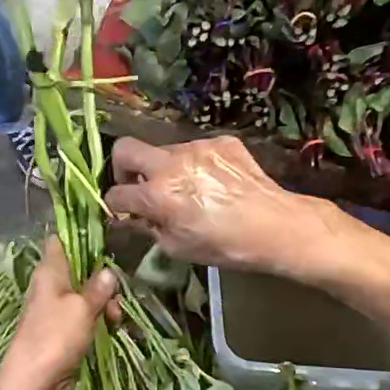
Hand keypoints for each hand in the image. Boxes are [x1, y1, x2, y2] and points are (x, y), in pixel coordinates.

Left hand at [0, 238, 118, 389]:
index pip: (61, 240)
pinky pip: (83, 318)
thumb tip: (108, 271)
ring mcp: (54, 310)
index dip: (82, 236)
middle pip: (79, 270)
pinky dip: (97, 321)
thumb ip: (97, 288)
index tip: (109, 240)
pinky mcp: (60, 332)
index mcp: (49, 271)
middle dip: (103, 279)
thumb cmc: (55, 337)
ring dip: (104, 304)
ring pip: (84, 296)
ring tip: (117, 320)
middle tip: (118, 296)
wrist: (33, 383)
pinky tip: (112, 330)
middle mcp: (49, 286)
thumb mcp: (82, 308)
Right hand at [103, 136, 373, 279]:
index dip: (114, 206)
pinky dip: (194, 165)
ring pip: (163, 150)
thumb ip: (147, 228)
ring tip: (185, 190)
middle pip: (125, 149)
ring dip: (164, 168)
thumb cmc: (224, 246)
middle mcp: (171, 164)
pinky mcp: (220, 142)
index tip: (121, 213)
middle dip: (121, 168)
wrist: (276, 226)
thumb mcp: (177, 247)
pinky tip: (211, 183)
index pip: (116, 194)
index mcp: (157, 194)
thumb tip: (131, 220)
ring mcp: (197, 147)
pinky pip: (194, 149)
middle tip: (135, 185)